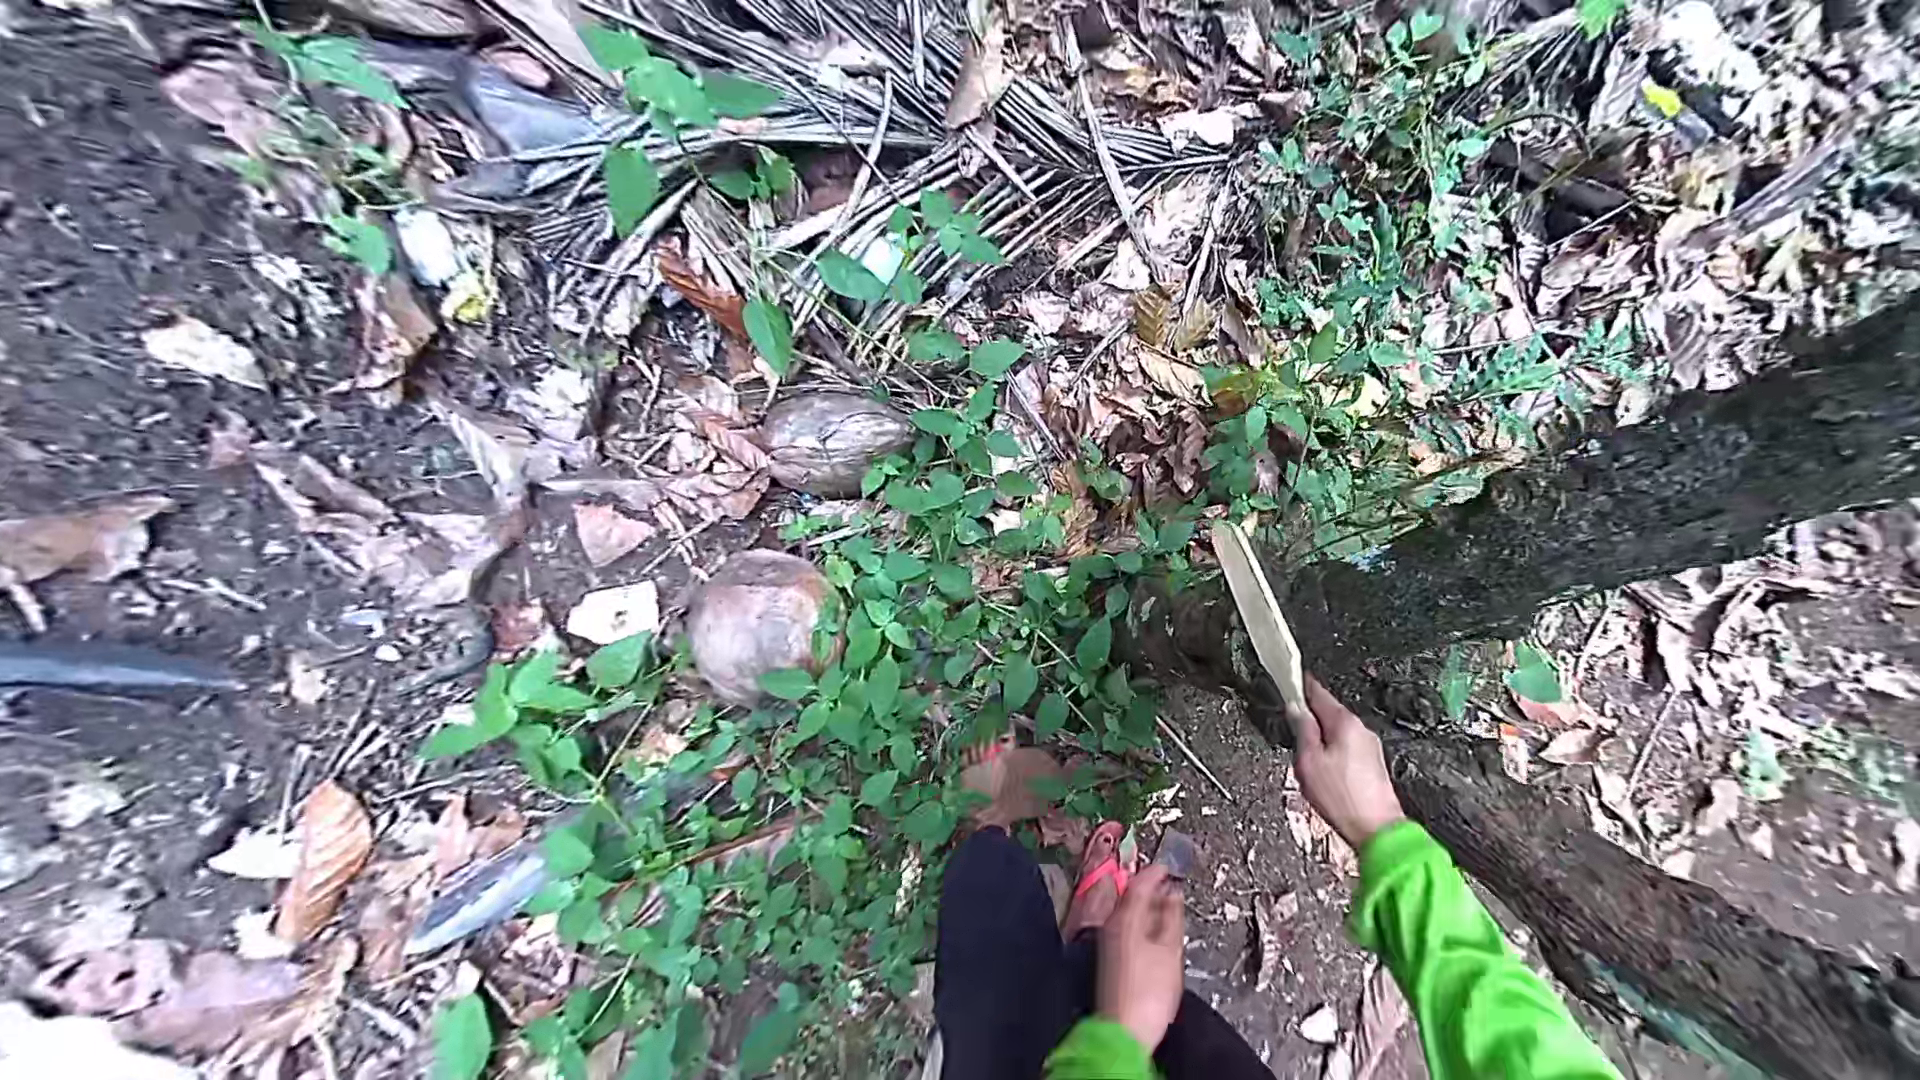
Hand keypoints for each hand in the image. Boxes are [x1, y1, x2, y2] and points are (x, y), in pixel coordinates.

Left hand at [1097, 864, 1185, 1052]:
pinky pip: (1125, 924)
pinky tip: (1152, 929)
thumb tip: (1172, 893)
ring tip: (1164, 902)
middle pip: (1130, 895)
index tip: (1166, 866)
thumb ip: (1171, 917)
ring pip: (1127, 910)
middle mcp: (1111, 922)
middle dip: (1149, 886)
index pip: (1138, 884)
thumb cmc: (1149, 991)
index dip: (1154, 872)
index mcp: (1124, 917)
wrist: (1124, 1029)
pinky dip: (1139, 919)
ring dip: (1145, 903)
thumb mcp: (1169, 951)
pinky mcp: (1109, 954)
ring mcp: (1108, 938)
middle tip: (1167, 881)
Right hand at [1286, 675, 1406, 849]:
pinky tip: (1321, 764)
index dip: (1299, 685)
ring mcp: (1369, 747)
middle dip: (1308, 714)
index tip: (1287, 680)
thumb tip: (1295, 709)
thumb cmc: (1342, 797)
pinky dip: (1330, 747)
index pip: (1317, 692)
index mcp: (1345, 723)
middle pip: (1328, 710)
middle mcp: (1361, 730)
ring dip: (1319, 733)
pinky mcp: (1371, 763)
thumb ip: (1301, 729)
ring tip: (1303, 750)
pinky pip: (1345, 744)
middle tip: (1288, 721)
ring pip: (1336, 729)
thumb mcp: (1308, 759)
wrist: (1377, 831)